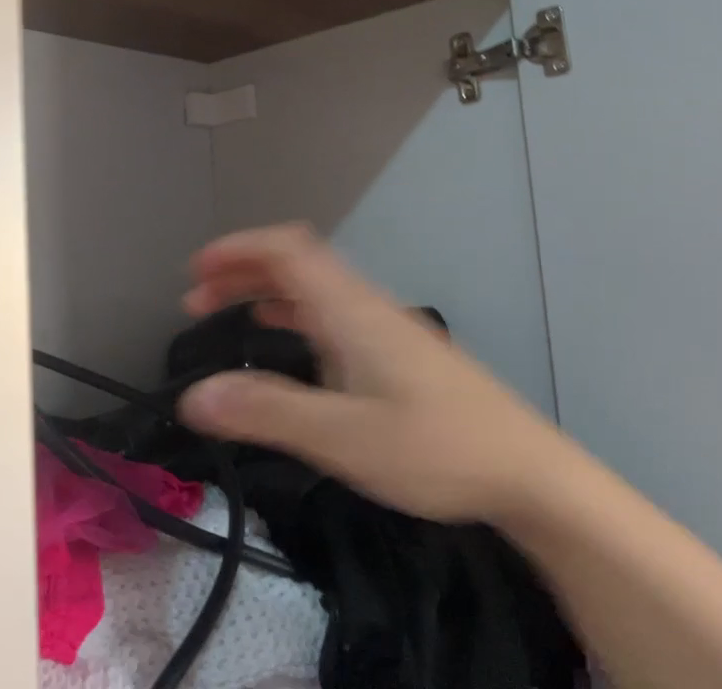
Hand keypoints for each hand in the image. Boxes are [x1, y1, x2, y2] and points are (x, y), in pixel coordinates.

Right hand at [175, 225, 575, 524]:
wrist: (528, 472)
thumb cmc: (437, 448)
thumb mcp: (343, 436)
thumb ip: (266, 412)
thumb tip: (193, 396)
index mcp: (352, 311)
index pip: (288, 250)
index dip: (238, 249)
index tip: (195, 271)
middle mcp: (367, 307)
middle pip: (298, 264)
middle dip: (243, 272)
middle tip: (196, 300)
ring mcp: (387, 330)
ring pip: (316, 291)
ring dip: (266, 294)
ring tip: (227, 317)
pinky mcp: (399, 355)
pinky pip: (333, 316)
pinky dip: (294, 317)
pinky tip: (287, 349)